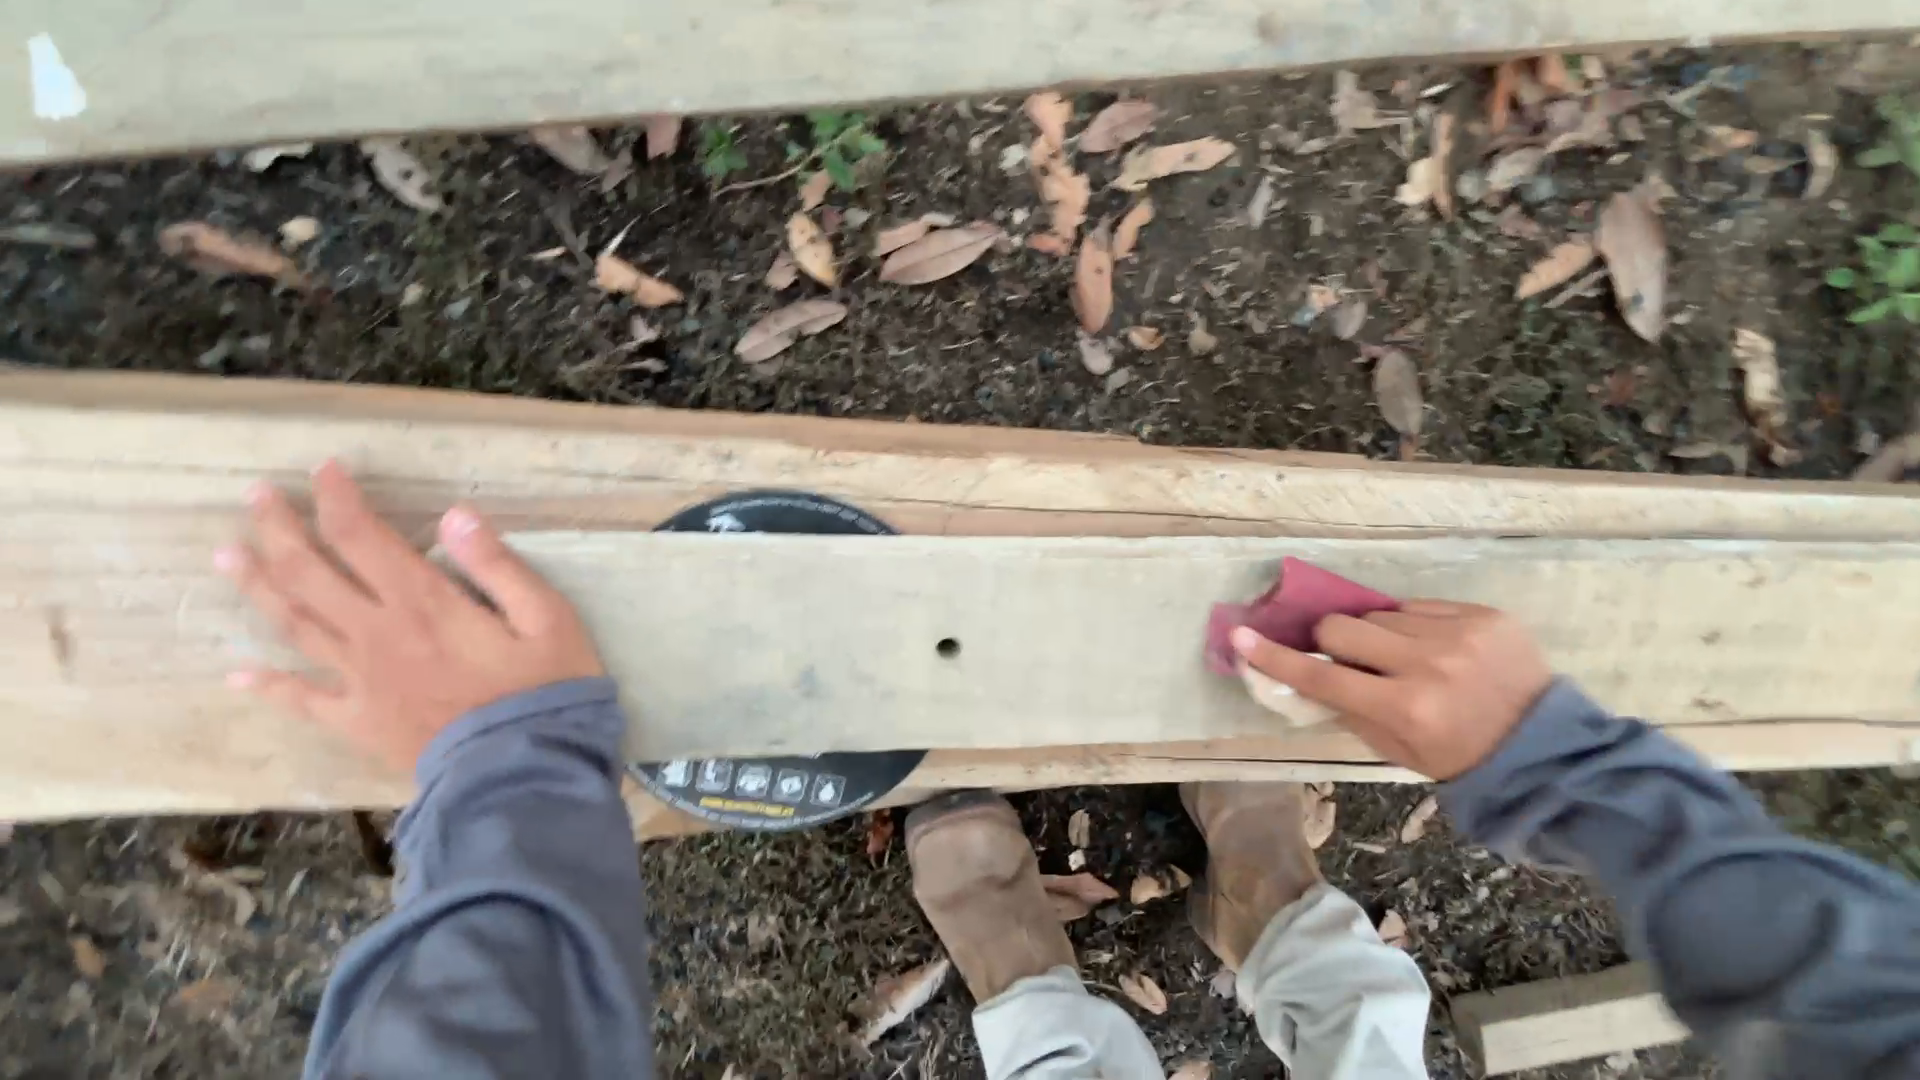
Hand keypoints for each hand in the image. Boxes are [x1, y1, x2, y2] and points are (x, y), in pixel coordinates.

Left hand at [215, 461, 603, 772]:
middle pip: (309, 573)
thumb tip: (455, 516)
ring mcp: (360, 679)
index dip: (338, 499)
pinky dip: (267, 685)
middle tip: (257, 496)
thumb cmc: (548, 688)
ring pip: (294, 625)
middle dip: (279, 529)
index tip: (325, 470)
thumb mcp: (548, 617)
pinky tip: (237, 674)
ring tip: (227, 555)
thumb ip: (499, 566)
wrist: (524, 768)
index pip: (363, 537)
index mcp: (424, 603)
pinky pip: (302, 699)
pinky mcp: (359, 720)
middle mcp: (377, 633)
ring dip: (258, 586)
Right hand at [1230, 600, 1552, 779]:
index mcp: (1405, 709)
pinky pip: (1418, 605)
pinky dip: (1413, 625)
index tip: (1240, 637)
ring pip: (1377, 613)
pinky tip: (1437, 647)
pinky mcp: (1484, 616)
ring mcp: (1460, 635)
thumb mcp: (1395, 749)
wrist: (1549, 750)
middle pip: (1341, 627)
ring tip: (1407, 657)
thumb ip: (1346, 708)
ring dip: (1377, 634)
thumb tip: (1304, 672)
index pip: (1322, 677)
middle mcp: (1429, 666)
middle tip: (1352, 660)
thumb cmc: (1458, 757)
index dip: (1275, 658)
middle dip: (1334, 642)